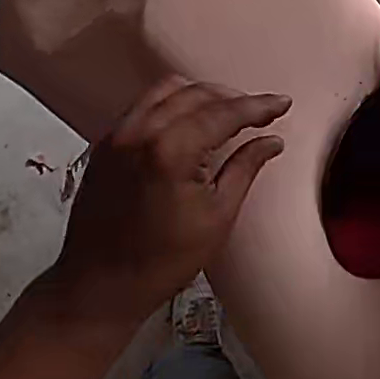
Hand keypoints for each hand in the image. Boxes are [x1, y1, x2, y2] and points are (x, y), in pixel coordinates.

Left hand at [48, 76, 290, 324]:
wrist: (98, 287)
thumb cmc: (161, 262)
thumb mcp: (217, 218)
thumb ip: (244, 168)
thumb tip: (271, 141)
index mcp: (170, 151)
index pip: (223, 113)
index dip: (257, 106)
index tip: (281, 103)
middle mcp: (140, 132)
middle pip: (195, 93)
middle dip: (231, 97)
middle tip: (257, 111)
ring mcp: (117, 135)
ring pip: (166, 91)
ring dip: (200, 94)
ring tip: (225, 111)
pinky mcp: (105, 144)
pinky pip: (143, 105)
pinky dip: (171, 103)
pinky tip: (188, 121)